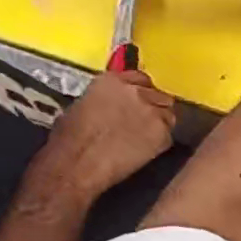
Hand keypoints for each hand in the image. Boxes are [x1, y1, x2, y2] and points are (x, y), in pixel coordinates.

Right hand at [34, 70, 175, 202]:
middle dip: (154, 105)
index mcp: (113, 80)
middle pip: (158, 95)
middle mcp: (137, 92)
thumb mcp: (85, 104)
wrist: (79, 162)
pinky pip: (168, 134)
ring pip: (168, 114)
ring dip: (160, 122)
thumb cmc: (71, 137)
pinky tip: (147, 149)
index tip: (138, 101)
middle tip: (145, 121)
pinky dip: (161, 140)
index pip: (140, 78)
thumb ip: (107, 97)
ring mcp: (152, 112)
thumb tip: (116, 103)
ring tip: (147, 136)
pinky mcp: (162, 134)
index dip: (141, 90)